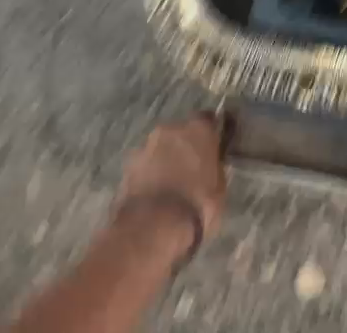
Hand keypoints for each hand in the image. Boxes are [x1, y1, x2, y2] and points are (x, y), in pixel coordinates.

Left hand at [114, 113, 227, 241]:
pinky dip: (149, 176)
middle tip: (191, 170)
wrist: (152, 227)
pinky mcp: (127, 167)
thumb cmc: (197, 205)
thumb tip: (209, 164)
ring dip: (164, 161)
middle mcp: (170, 129)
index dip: (210, 134)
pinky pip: (144, 167)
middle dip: (184, 147)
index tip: (213, 148)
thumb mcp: (219, 188)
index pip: (208, 120)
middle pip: (180, 133)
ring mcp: (145, 146)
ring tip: (170, 187)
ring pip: (160, 149)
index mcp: (198, 129)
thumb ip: (213, 167)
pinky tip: (154, 196)